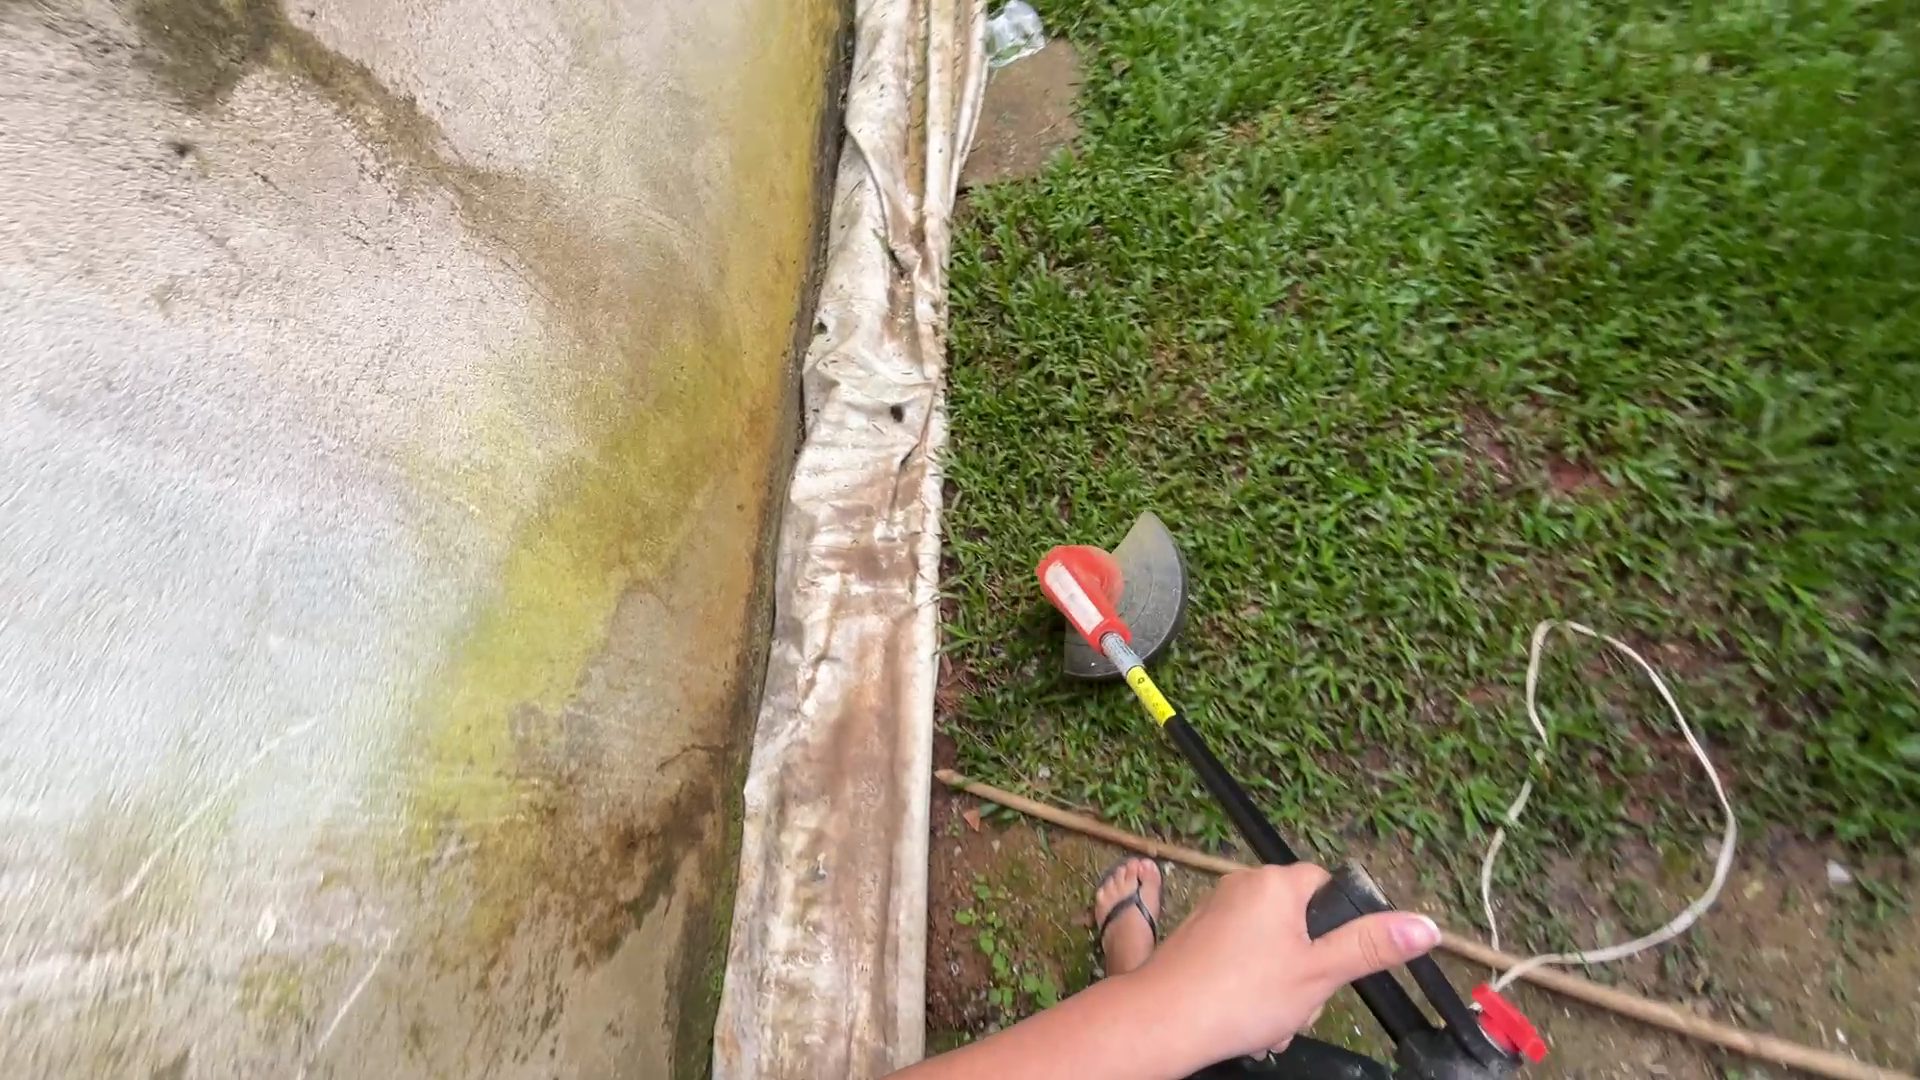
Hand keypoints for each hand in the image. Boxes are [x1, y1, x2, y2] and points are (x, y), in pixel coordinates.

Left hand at [1134, 862, 1441, 1066]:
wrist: (1169, 1014)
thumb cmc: (1246, 991)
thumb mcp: (1320, 972)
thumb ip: (1371, 946)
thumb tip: (1426, 924)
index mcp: (1274, 881)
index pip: (1324, 884)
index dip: (1339, 924)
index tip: (1337, 962)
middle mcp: (1244, 883)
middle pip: (1300, 920)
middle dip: (1309, 967)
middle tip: (1300, 1000)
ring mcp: (1219, 906)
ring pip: (1274, 945)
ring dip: (1283, 986)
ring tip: (1271, 1017)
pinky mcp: (1202, 931)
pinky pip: (1245, 954)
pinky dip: (1254, 984)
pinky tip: (1249, 1016)